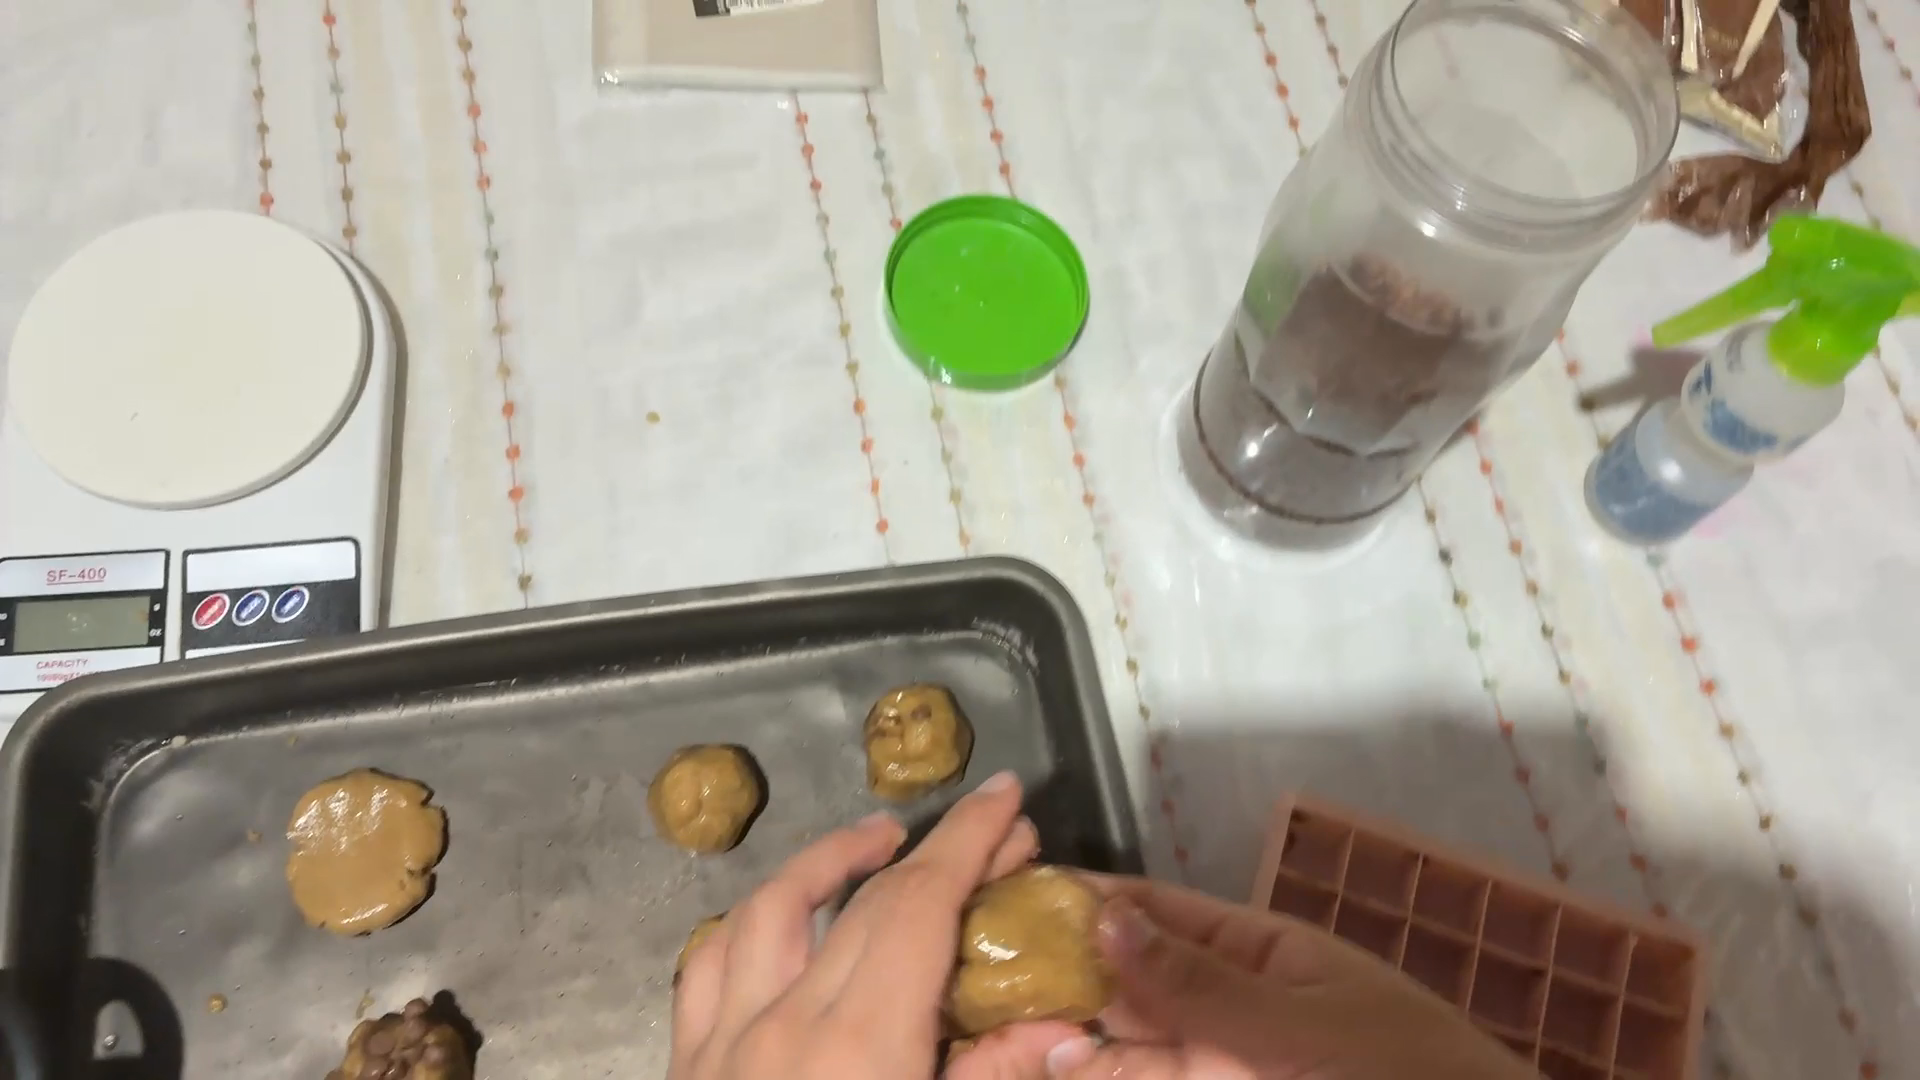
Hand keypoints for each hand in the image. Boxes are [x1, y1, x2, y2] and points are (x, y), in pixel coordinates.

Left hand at [669, 771, 1089, 1079]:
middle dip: (938, 850)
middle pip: (868, 898)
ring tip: (882, 842)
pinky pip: (707, 966)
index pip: (919, 904)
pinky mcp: (685, 1069)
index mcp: (858, 1049)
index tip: (1009, 796)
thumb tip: (1062, 1025)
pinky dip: (754, 921)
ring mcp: (719, 1044)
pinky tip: (788, 918)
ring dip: (833, 859)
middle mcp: (782, 1025)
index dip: (969, 840)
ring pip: (771, 906)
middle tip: (992, 835)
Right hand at [1040, 876, 1538, 1079]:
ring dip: (1072, 1028)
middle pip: (1133, 975)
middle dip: (1064, 968)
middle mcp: (1230, 999)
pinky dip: (1108, 1072)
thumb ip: (1198, 983)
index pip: (1155, 908)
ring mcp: (1225, 1059)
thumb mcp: (1304, 1030)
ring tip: (998, 1021)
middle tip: (984, 964)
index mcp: (1257, 949)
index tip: (1017, 892)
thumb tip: (1104, 915)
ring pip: (1135, 1038)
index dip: (1087, 898)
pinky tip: (1060, 1064)